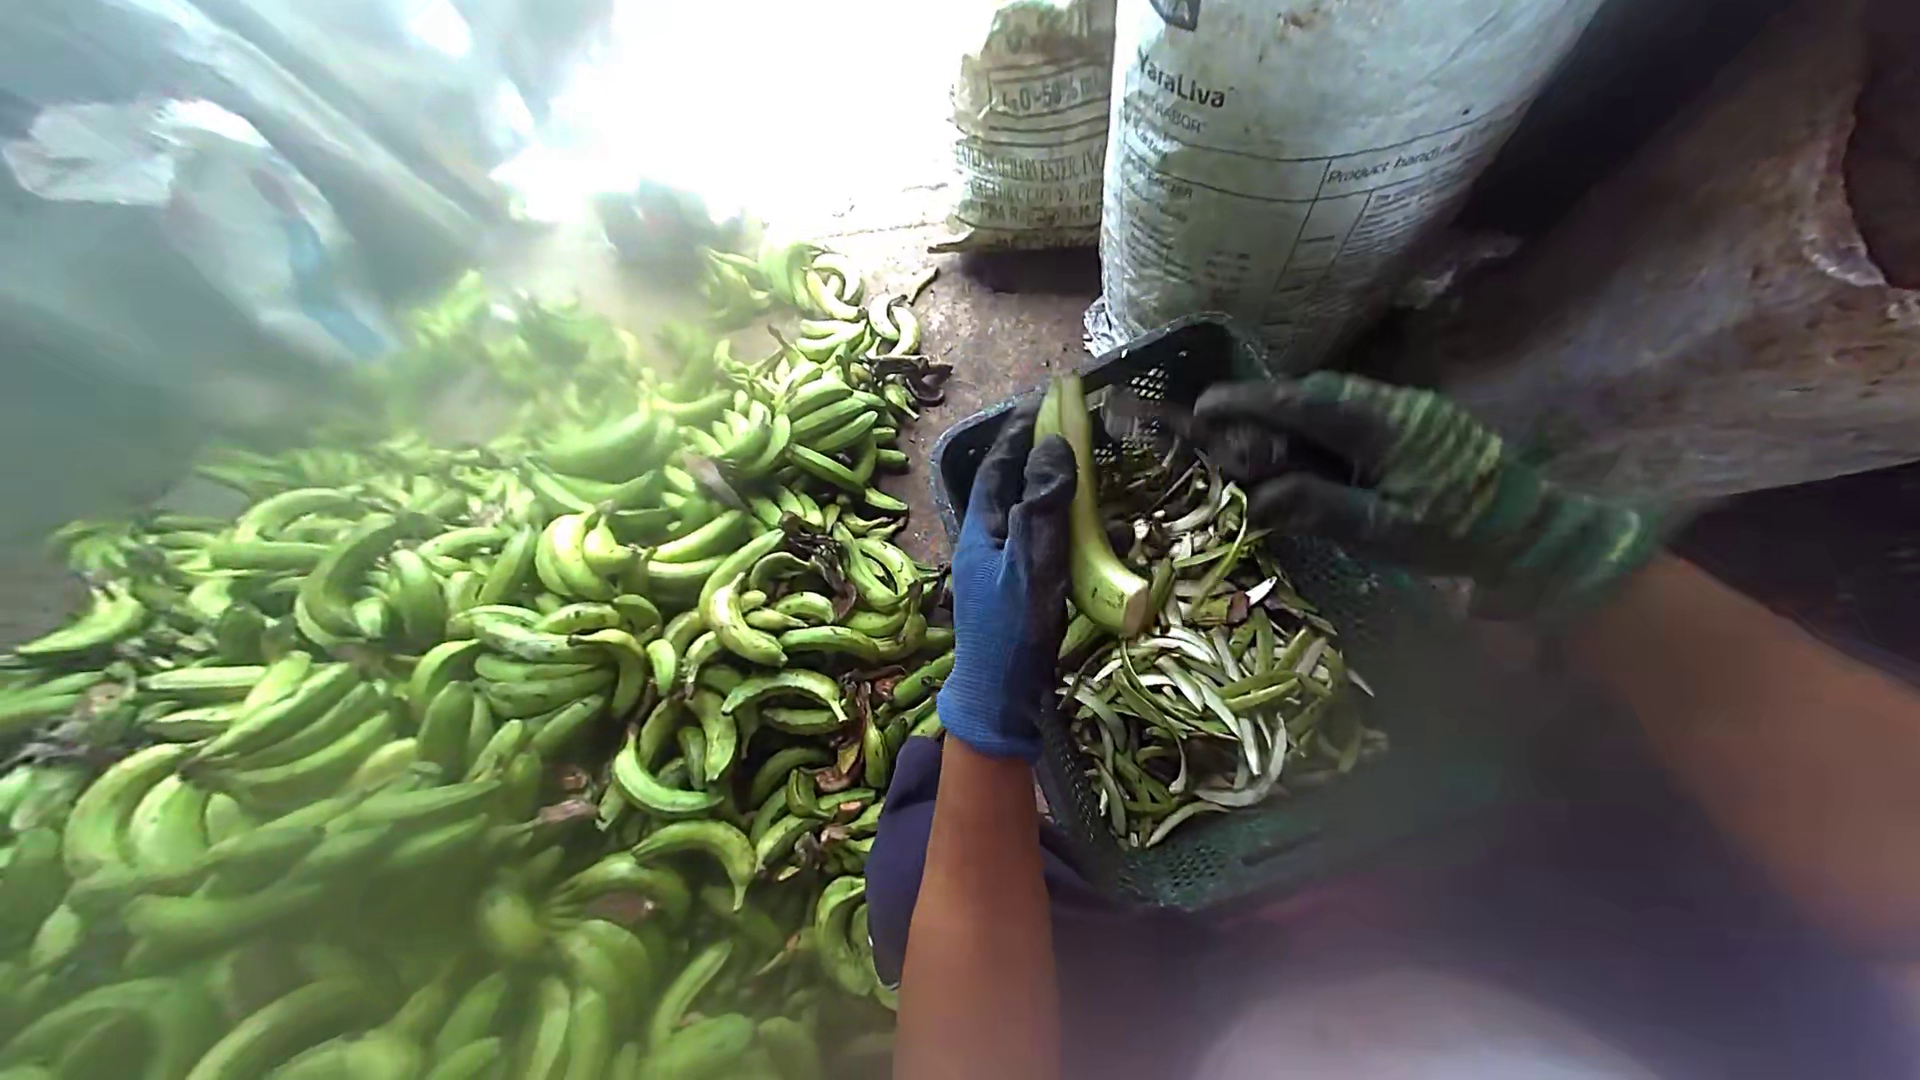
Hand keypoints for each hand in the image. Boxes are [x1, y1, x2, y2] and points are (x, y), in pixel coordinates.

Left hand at [937, 404, 1076, 759]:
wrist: (1003, 696)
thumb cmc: (1012, 629)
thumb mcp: (1030, 564)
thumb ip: (1042, 506)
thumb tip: (1052, 445)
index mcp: (981, 529)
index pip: (997, 466)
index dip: (1017, 433)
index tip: (1042, 404)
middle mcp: (986, 541)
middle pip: (1011, 486)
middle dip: (1038, 457)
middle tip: (1071, 434)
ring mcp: (1001, 566)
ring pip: (1028, 513)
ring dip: (1053, 492)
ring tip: (1082, 474)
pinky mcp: (1019, 587)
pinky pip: (1041, 544)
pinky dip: (1064, 529)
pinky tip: (1089, 533)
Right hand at [1193, 372, 1662, 616]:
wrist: (1532, 531)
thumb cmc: (1457, 533)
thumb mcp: (1385, 531)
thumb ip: (1319, 508)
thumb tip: (1255, 500)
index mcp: (1384, 427)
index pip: (1303, 402)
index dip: (1249, 400)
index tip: (1204, 405)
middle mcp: (1389, 406)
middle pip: (1308, 394)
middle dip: (1256, 409)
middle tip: (1217, 433)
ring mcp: (1399, 410)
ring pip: (1323, 399)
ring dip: (1279, 416)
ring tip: (1248, 444)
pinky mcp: (1403, 423)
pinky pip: (1339, 413)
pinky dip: (1303, 425)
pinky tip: (1291, 449)